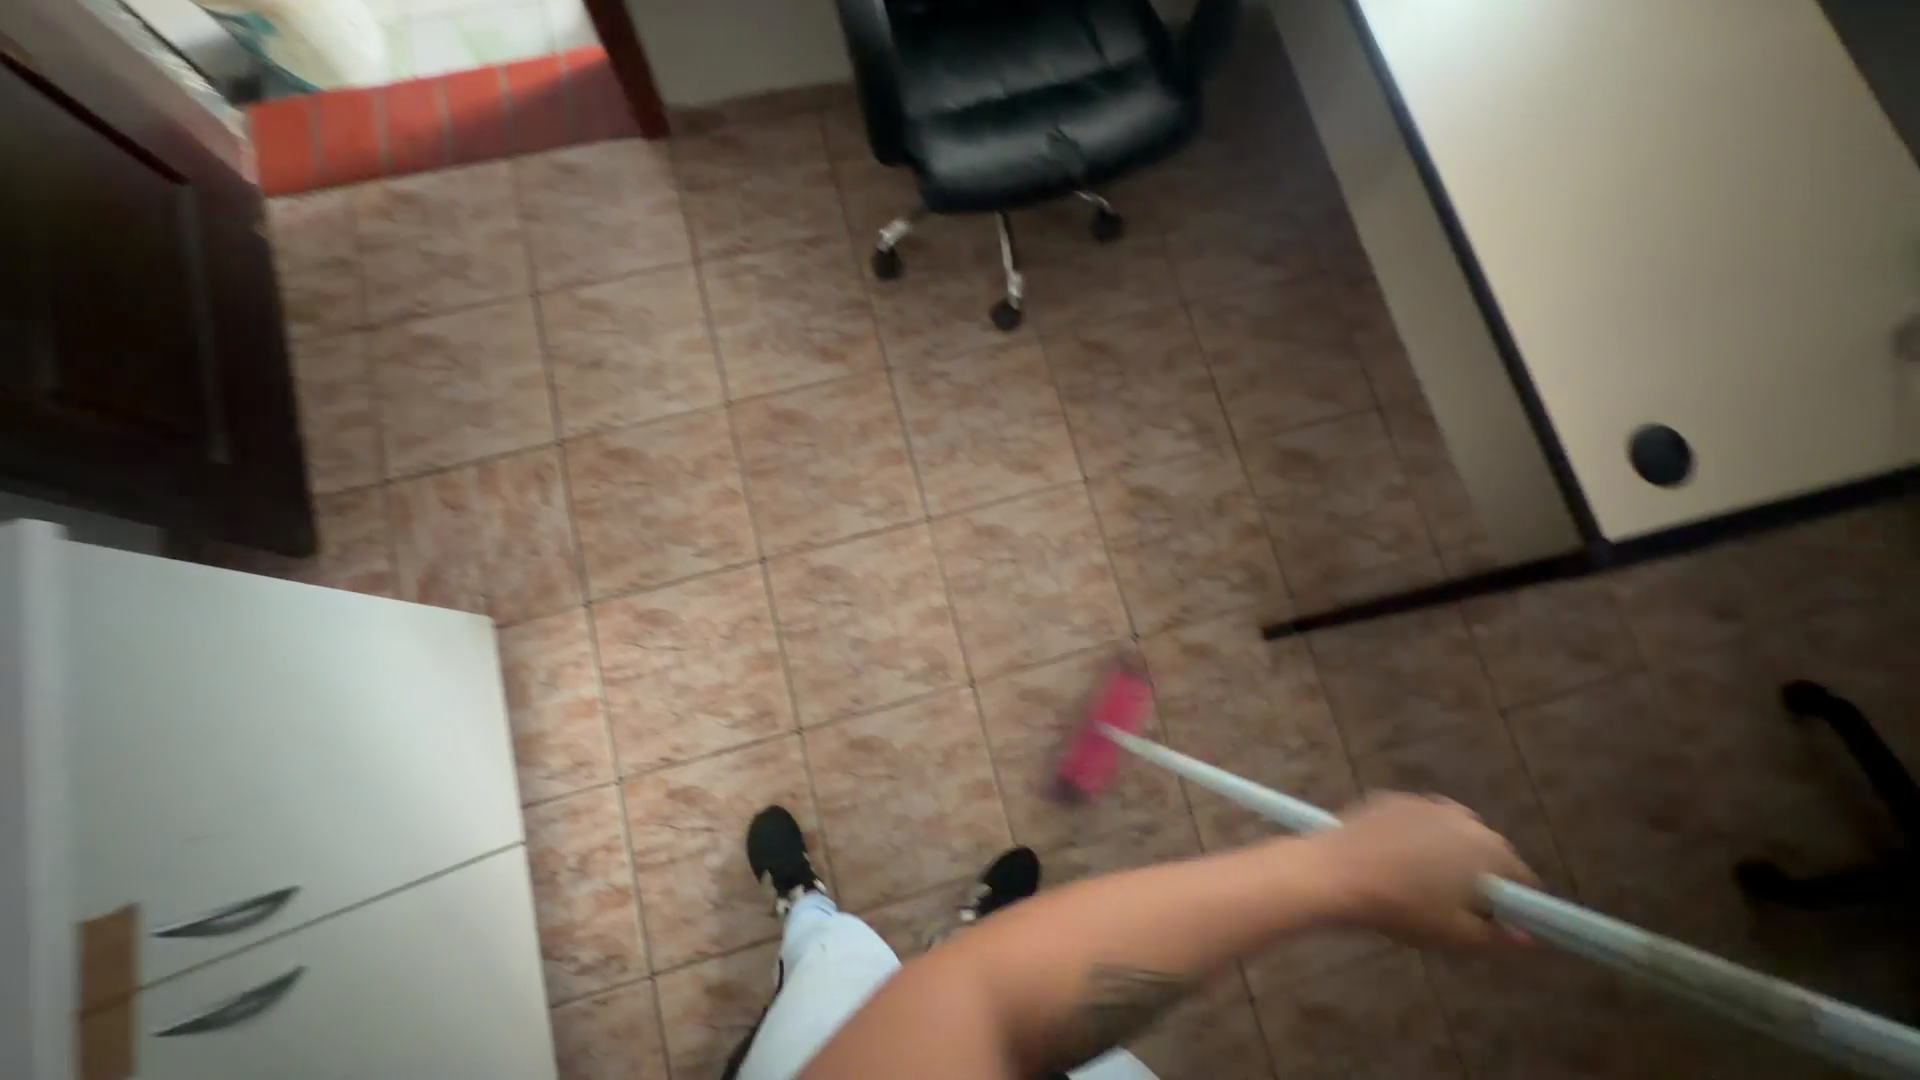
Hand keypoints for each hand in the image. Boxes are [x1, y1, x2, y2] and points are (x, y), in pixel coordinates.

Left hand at [1303, 792, 1537, 944]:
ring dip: (1448, 851)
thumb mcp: (1457, 934)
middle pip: (1486, 848)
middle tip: (1460, 903)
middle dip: (1481, 873)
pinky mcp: (1390, 799)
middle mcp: (1461, 816)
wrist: (1334, 871)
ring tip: (1425, 881)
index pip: (1520, 875)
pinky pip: (1417, 820)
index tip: (1500, 919)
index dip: (1515, 901)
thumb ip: (1500, 935)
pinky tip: (1396, 858)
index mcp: (1487, 847)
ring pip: (1451, 831)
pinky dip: (1416, 836)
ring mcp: (1422, 802)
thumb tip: (1529, 937)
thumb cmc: (1402, 906)